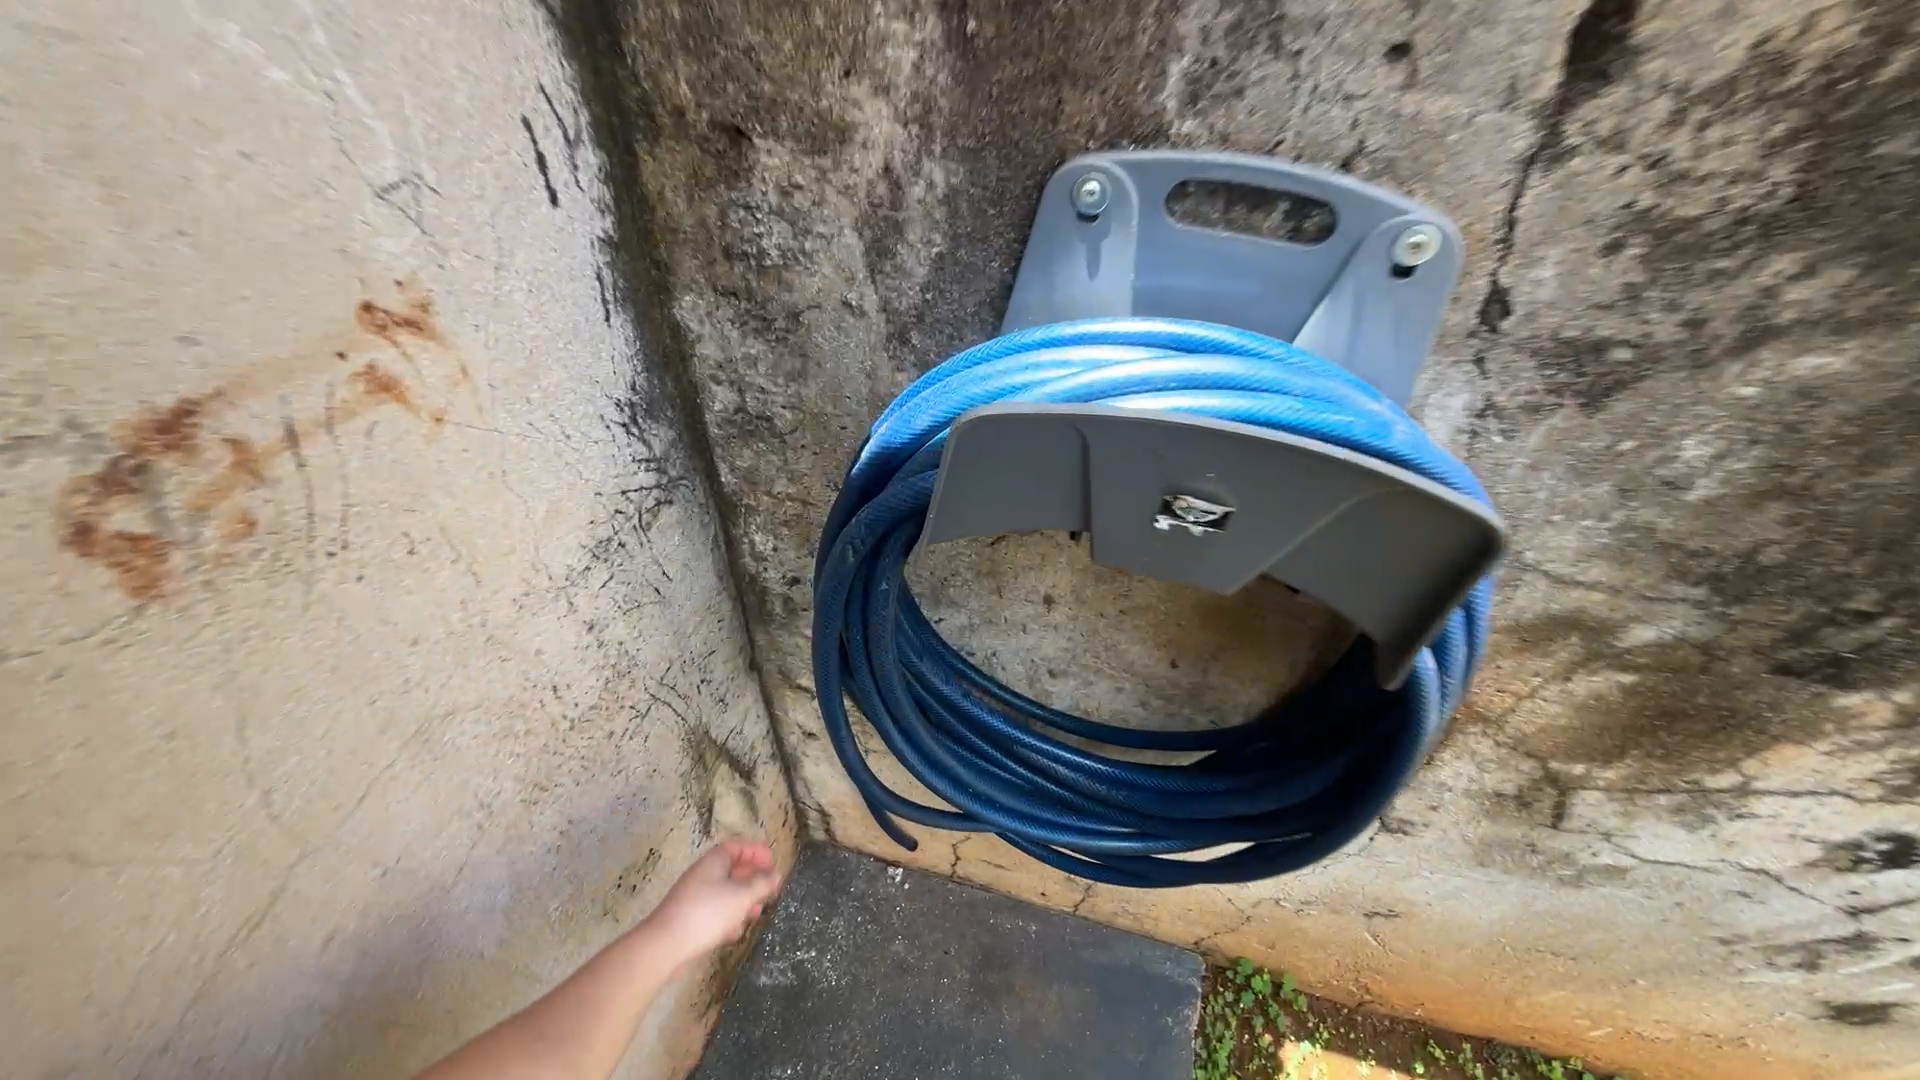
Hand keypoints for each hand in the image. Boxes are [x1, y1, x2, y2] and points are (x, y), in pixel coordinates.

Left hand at [648, 838, 781, 966]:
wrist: (665, 946)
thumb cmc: (708, 912)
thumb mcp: (742, 896)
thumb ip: (761, 884)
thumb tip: (775, 874)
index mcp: (714, 861)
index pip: (738, 846)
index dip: (756, 851)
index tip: (773, 863)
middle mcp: (703, 874)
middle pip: (732, 870)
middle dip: (752, 879)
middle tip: (769, 890)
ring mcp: (694, 897)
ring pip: (725, 893)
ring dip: (743, 901)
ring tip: (756, 914)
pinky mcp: (689, 919)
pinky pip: (714, 912)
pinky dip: (727, 919)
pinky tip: (734, 933)